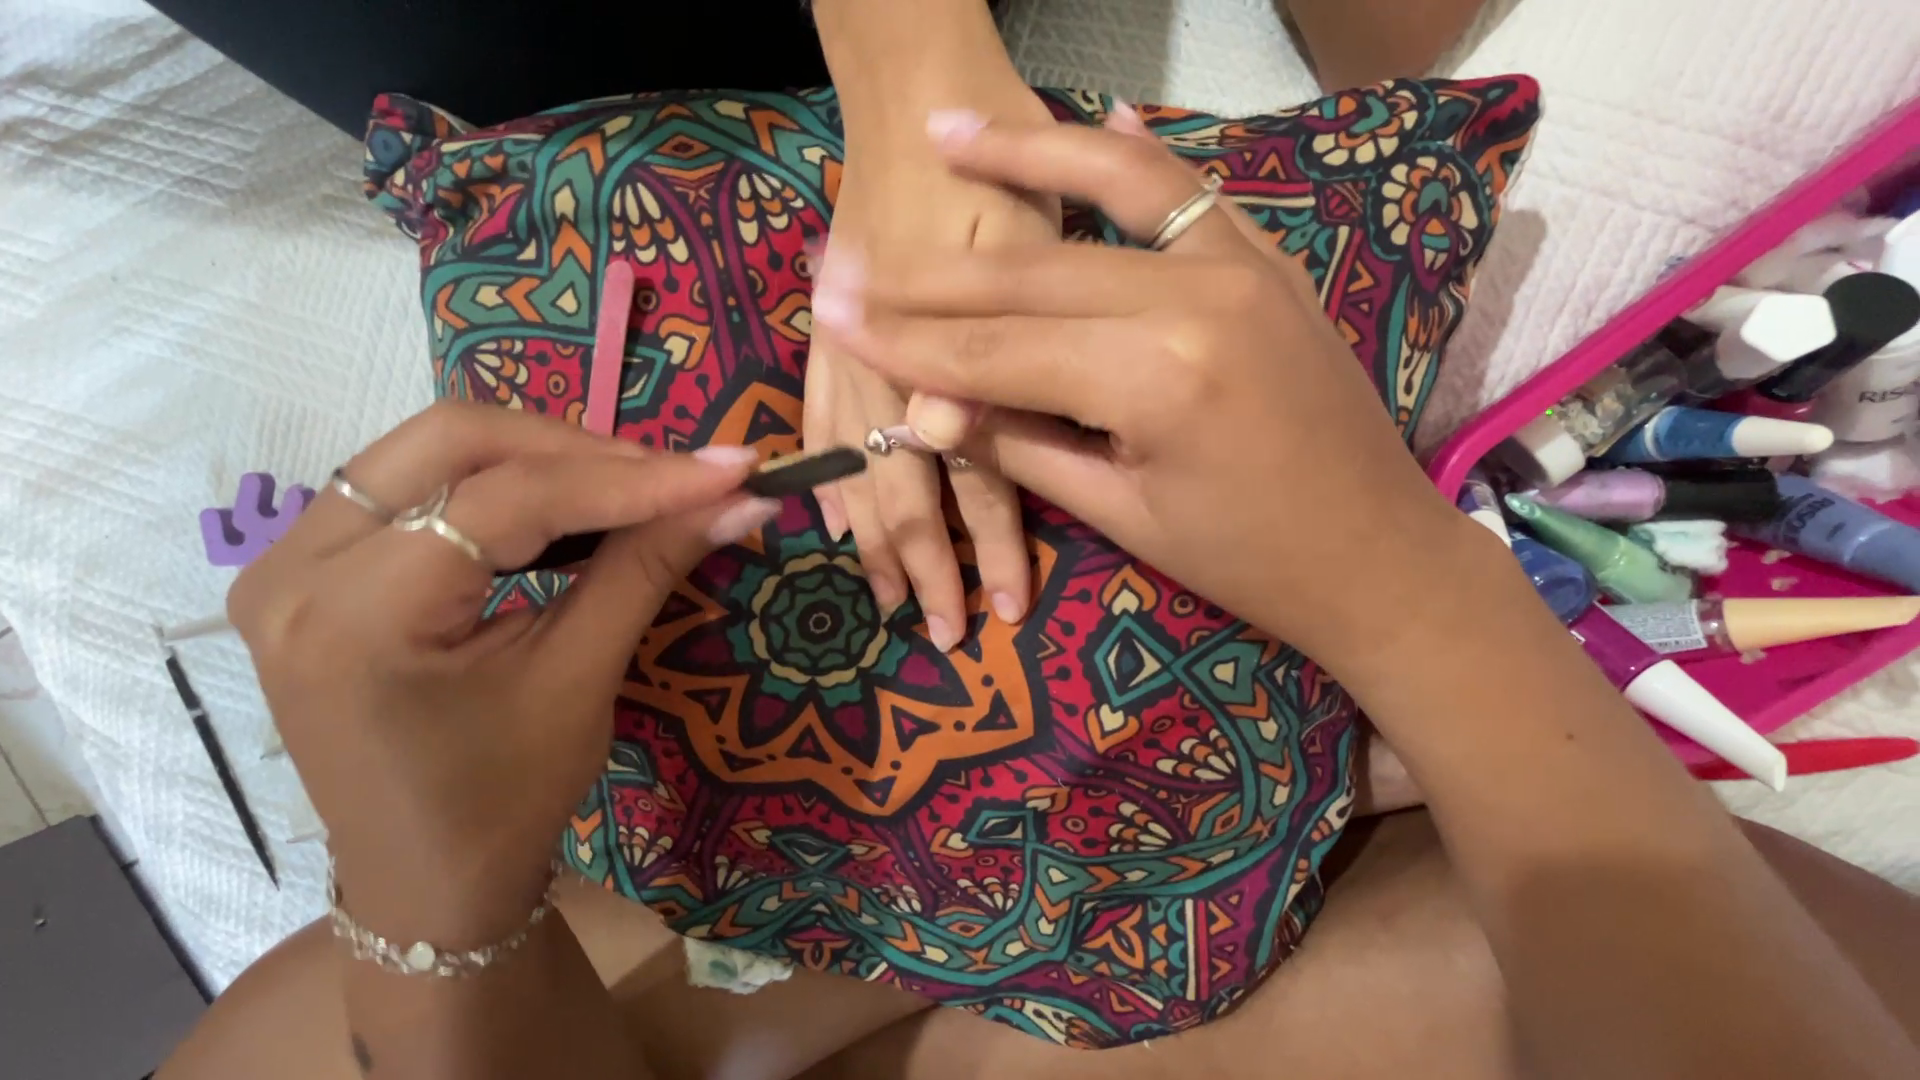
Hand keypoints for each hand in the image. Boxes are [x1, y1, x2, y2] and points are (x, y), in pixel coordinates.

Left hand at [226, 403, 779, 941]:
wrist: (428, 877)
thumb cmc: (505, 798)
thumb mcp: (582, 679)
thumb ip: (650, 568)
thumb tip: (743, 499)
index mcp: (356, 616)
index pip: (510, 501)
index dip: (633, 478)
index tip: (729, 470)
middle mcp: (297, 566)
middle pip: (457, 442)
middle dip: (585, 450)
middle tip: (678, 477)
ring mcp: (293, 559)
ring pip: (439, 450)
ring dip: (551, 458)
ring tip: (640, 488)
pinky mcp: (318, 564)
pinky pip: (425, 485)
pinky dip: (512, 483)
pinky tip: (575, 507)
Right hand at [812, 113, 1485, 669]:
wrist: (1380, 554)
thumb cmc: (1247, 561)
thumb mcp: (1123, 515)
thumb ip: (1022, 445)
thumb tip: (929, 409)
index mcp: (1155, 378)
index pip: (998, 350)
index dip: (910, 339)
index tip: (835, 317)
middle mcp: (1195, 296)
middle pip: (1031, 273)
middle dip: (933, 273)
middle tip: (852, 257)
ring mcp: (1241, 262)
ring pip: (1104, 200)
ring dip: (1021, 162)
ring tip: (943, 133)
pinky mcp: (1266, 258)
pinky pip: (1188, 190)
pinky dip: (1131, 155)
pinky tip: (1089, 113)